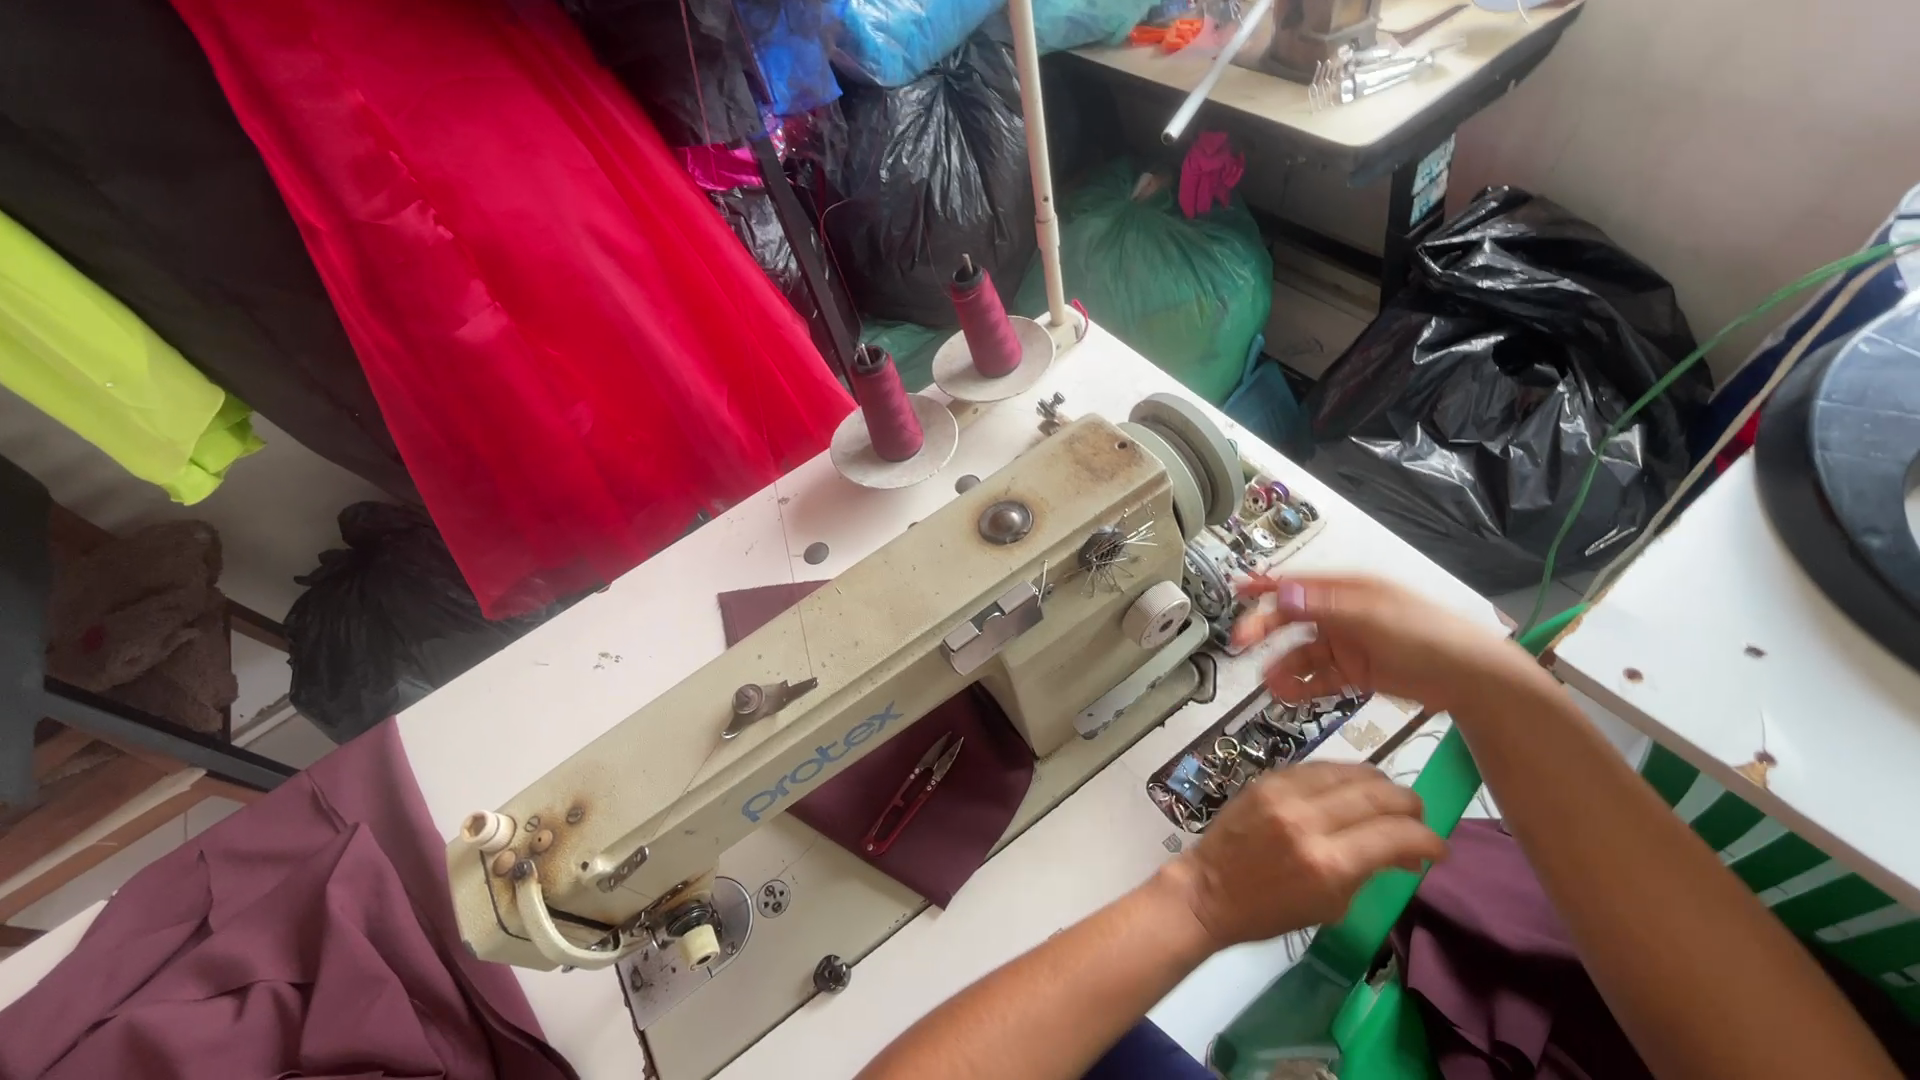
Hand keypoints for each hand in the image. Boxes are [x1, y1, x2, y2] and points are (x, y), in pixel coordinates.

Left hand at [1160, 762, 1445, 948]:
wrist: (1209, 888)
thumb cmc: (1271, 909)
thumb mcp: (1332, 904)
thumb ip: (1371, 870)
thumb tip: (1407, 850)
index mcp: (1328, 863)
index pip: (1396, 835)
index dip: (1428, 840)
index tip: (1437, 848)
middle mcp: (1309, 820)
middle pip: (1379, 794)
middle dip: (1410, 805)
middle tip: (1417, 818)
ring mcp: (1285, 794)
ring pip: (1350, 772)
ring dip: (1380, 784)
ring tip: (1389, 800)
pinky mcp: (1267, 779)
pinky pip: (1318, 767)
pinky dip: (1343, 776)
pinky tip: (1352, 788)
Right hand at [1231, 574, 1541, 714]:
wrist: (1473, 680)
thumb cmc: (1429, 637)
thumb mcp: (1373, 617)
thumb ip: (1324, 606)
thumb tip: (1280, 593)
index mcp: (1348, 591)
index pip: (1297, 584)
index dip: (1264, 586)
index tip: (1236, 590)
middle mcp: (1343, 614)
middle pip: (1292, 618)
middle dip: (1265, 629)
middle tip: (1241, 644)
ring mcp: (1348, 644)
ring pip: (1301, 652)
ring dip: (1282, 665)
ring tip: (1270, 682)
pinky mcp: (1354, 672)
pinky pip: (1318, 677)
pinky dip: (1301, 685)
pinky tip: (1289, 694)